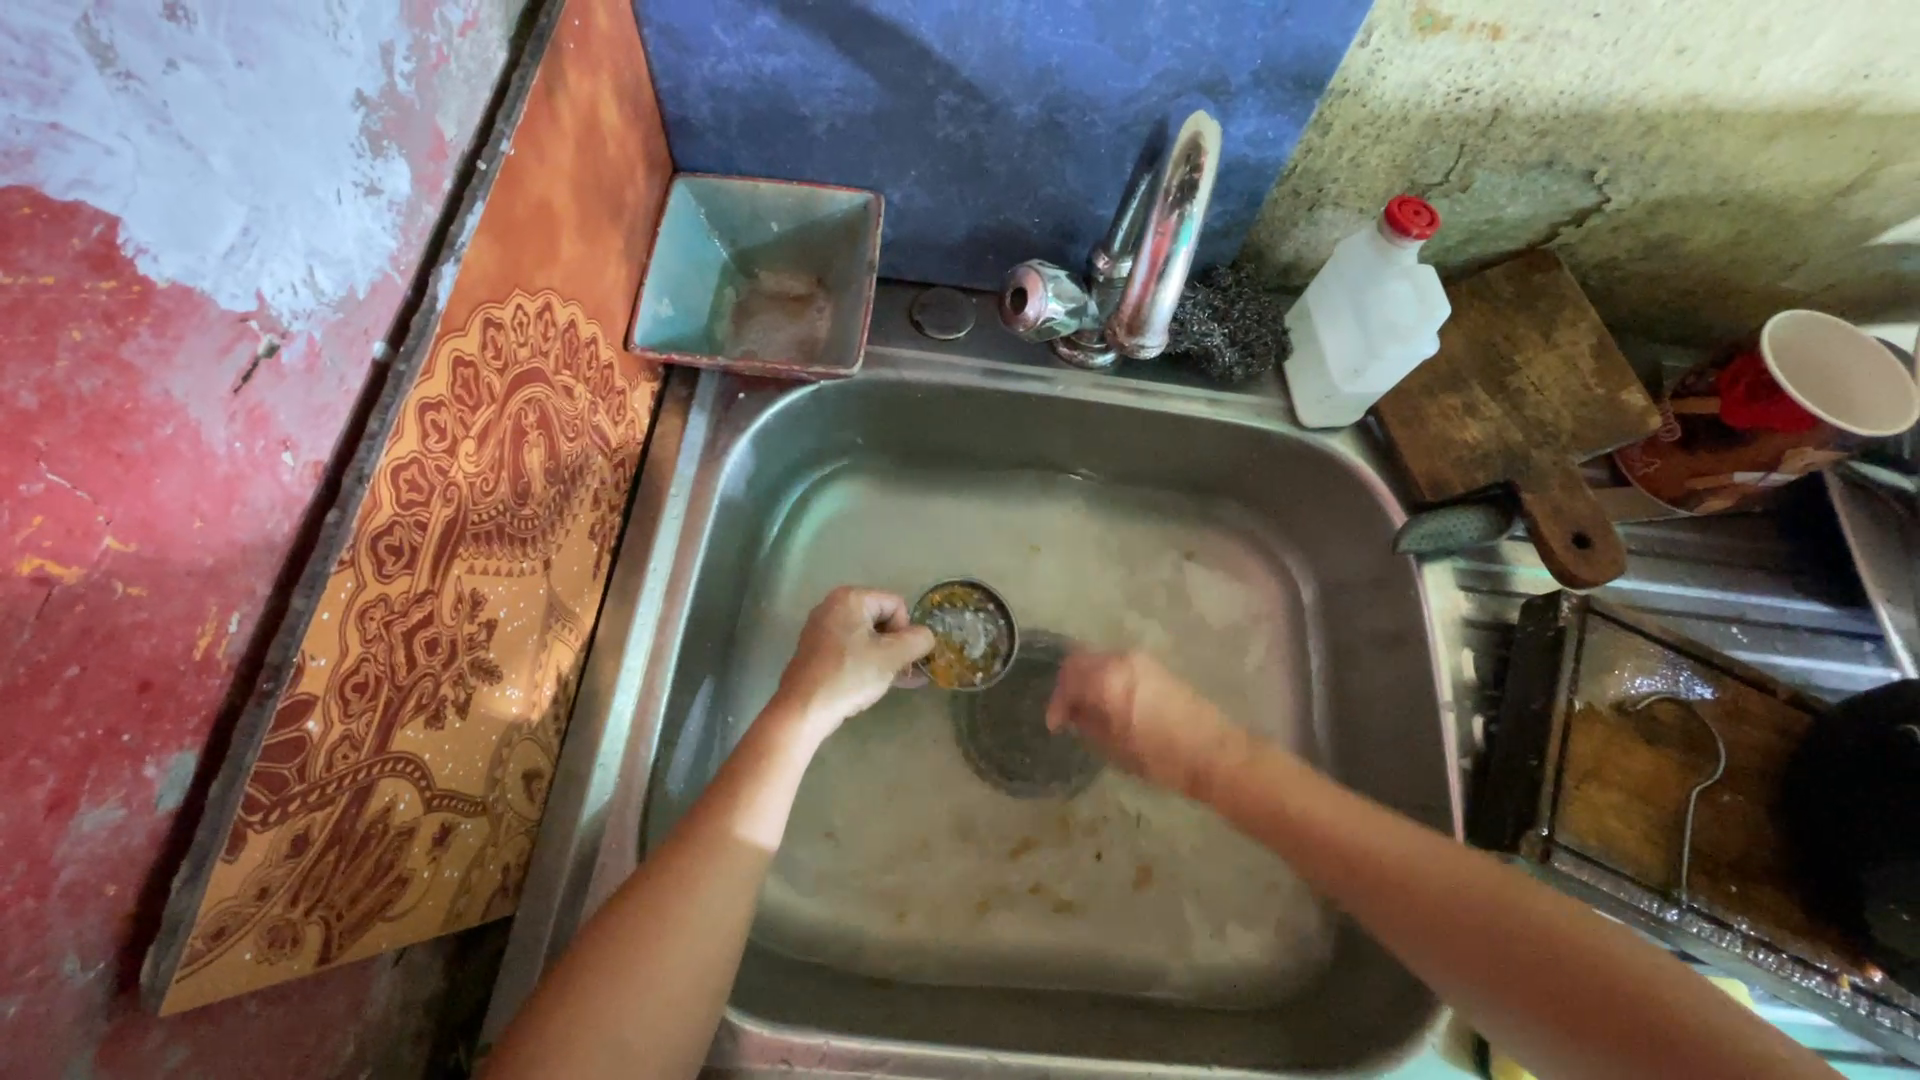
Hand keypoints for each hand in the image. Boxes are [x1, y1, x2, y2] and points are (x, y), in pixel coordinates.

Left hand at [772, 587, 934, 742]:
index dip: (905, 631)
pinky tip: (877, 683)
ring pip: (867, 637)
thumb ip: (918, 640)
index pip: (897, 605)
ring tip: (896, 681)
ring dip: (885, 657)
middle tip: (900, 672)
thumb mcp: (892, 657)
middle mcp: (833, 606)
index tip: (898, 657)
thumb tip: (926, 636)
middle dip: (896, 645)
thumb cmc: (849, 676)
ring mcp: (822, 628)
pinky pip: (851, 649)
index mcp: (850, 598)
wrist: (803, 709)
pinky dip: (866, 662)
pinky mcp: (816, 650)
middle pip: (882, 619)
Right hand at [1045, 650, 1247, 797]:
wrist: (1213, 752)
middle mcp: (1122, 660)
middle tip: (1066, 712)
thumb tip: (1074, 714)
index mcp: (1107, 679)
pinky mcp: (1156, 668)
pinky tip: (1109, 704)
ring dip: (1088, 680)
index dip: (1056, 702)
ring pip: (1100, 661)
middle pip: (1080, 661)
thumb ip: (1087, 724)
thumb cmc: (1160, 756)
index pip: (1067, 680)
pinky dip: (1106, 679)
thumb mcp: (1114, 747)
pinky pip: (1118, 665)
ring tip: (1088, 710)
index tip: (1055, 725)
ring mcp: (1141, 661)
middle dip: (1068, 685)